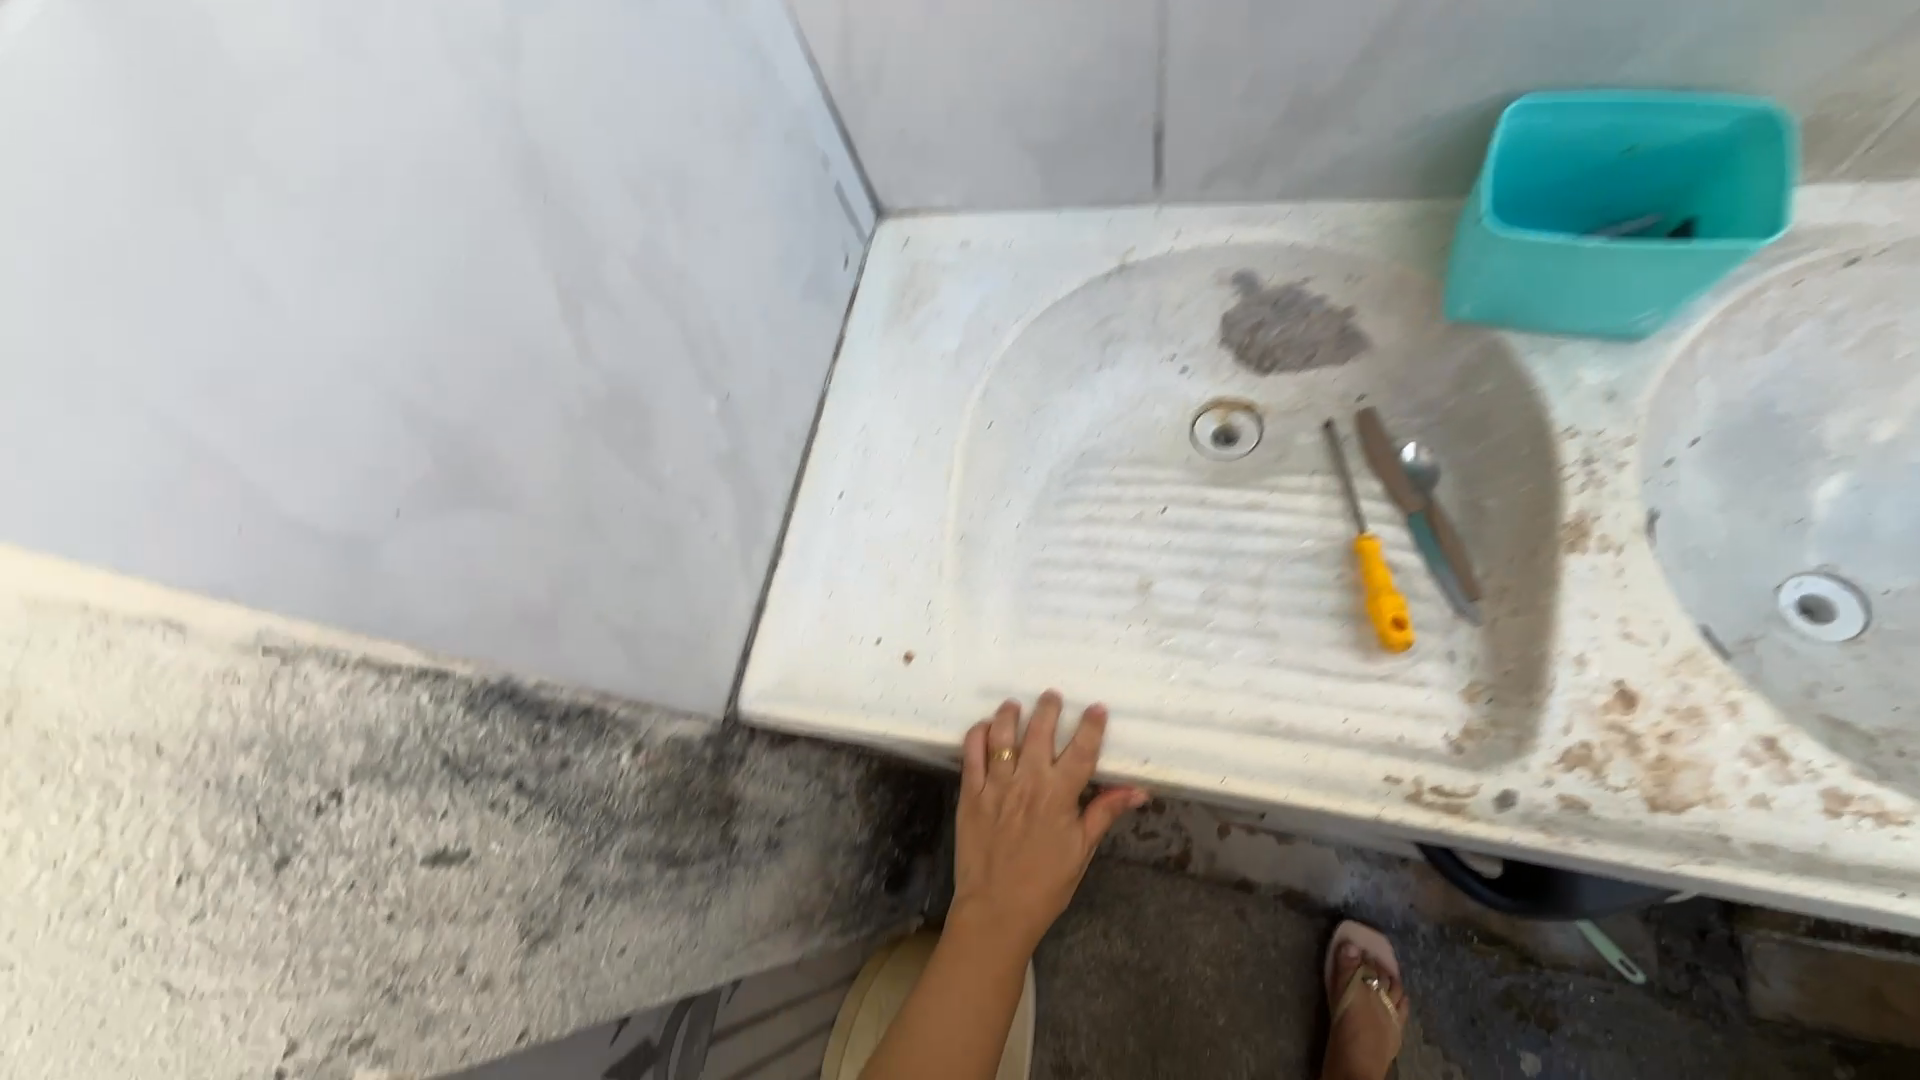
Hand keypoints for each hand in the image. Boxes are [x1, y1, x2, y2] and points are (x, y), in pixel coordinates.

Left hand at [950, 691, 1148, 954]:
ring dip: (1010, 715)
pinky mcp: (971, 794)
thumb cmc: (1045, 884)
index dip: (1091, 726)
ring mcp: (996, 785)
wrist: (997, 909)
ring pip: (1003, 735)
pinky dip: (978, 734)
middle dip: (1048, 709)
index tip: (1096, 707)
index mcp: (1060, 795)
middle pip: (1040, 732)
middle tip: (1052, 696)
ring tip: (1015, 704)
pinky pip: (971, 754)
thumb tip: (1138, 792)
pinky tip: (984, 726)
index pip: (1081, 750)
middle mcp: (1028, 781)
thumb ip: (1104, 812)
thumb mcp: (1082, 849)